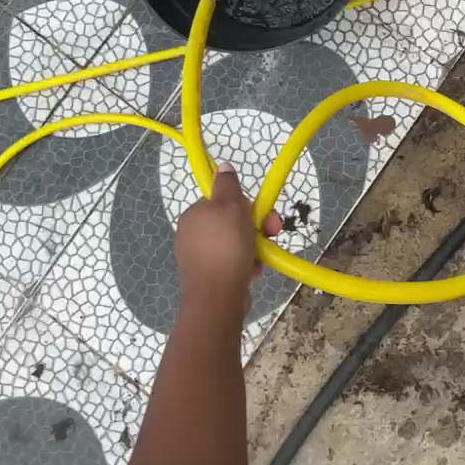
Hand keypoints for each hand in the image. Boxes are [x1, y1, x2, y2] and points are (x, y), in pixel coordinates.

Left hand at [175, 162, 281, 316]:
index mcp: (194, 215)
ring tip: (260, 257)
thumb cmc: (226, 246)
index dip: (244, 204)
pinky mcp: (209, 276)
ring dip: (253, 245)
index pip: (223, 200)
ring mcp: (200, 257)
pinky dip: (246, 263)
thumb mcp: (230, 207)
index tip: (260, 211)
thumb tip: (222, 166)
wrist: (218, 297)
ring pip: (236, 241)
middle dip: (255, 226)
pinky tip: (252, 270)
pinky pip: (233, 261)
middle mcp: (193, 234)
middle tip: (271, 232)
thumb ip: (227, 185)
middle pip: (231, 221)